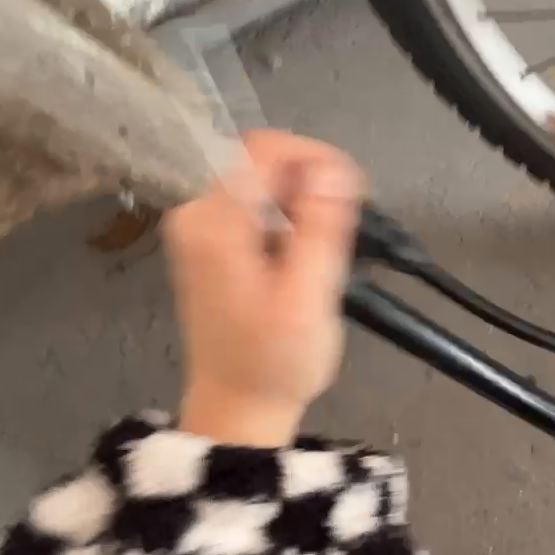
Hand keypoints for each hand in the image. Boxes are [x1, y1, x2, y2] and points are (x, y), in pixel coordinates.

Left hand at [165, 131, 363, 446]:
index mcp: (215, 224)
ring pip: (263, 180)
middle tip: (349, 225)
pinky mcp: (213, 243)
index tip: (356, 192)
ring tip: (332, 244)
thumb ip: (321, 229)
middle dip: (314, 181)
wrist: (240, 405)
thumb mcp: (310, 298)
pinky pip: (257, 204)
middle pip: (261, 159)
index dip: (317, 157)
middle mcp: (198, 215)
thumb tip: (336, 169)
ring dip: (306, 201)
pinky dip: (291, 217)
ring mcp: (201, 228)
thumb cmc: (277, 361)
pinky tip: (308, 253)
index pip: (264, 148)